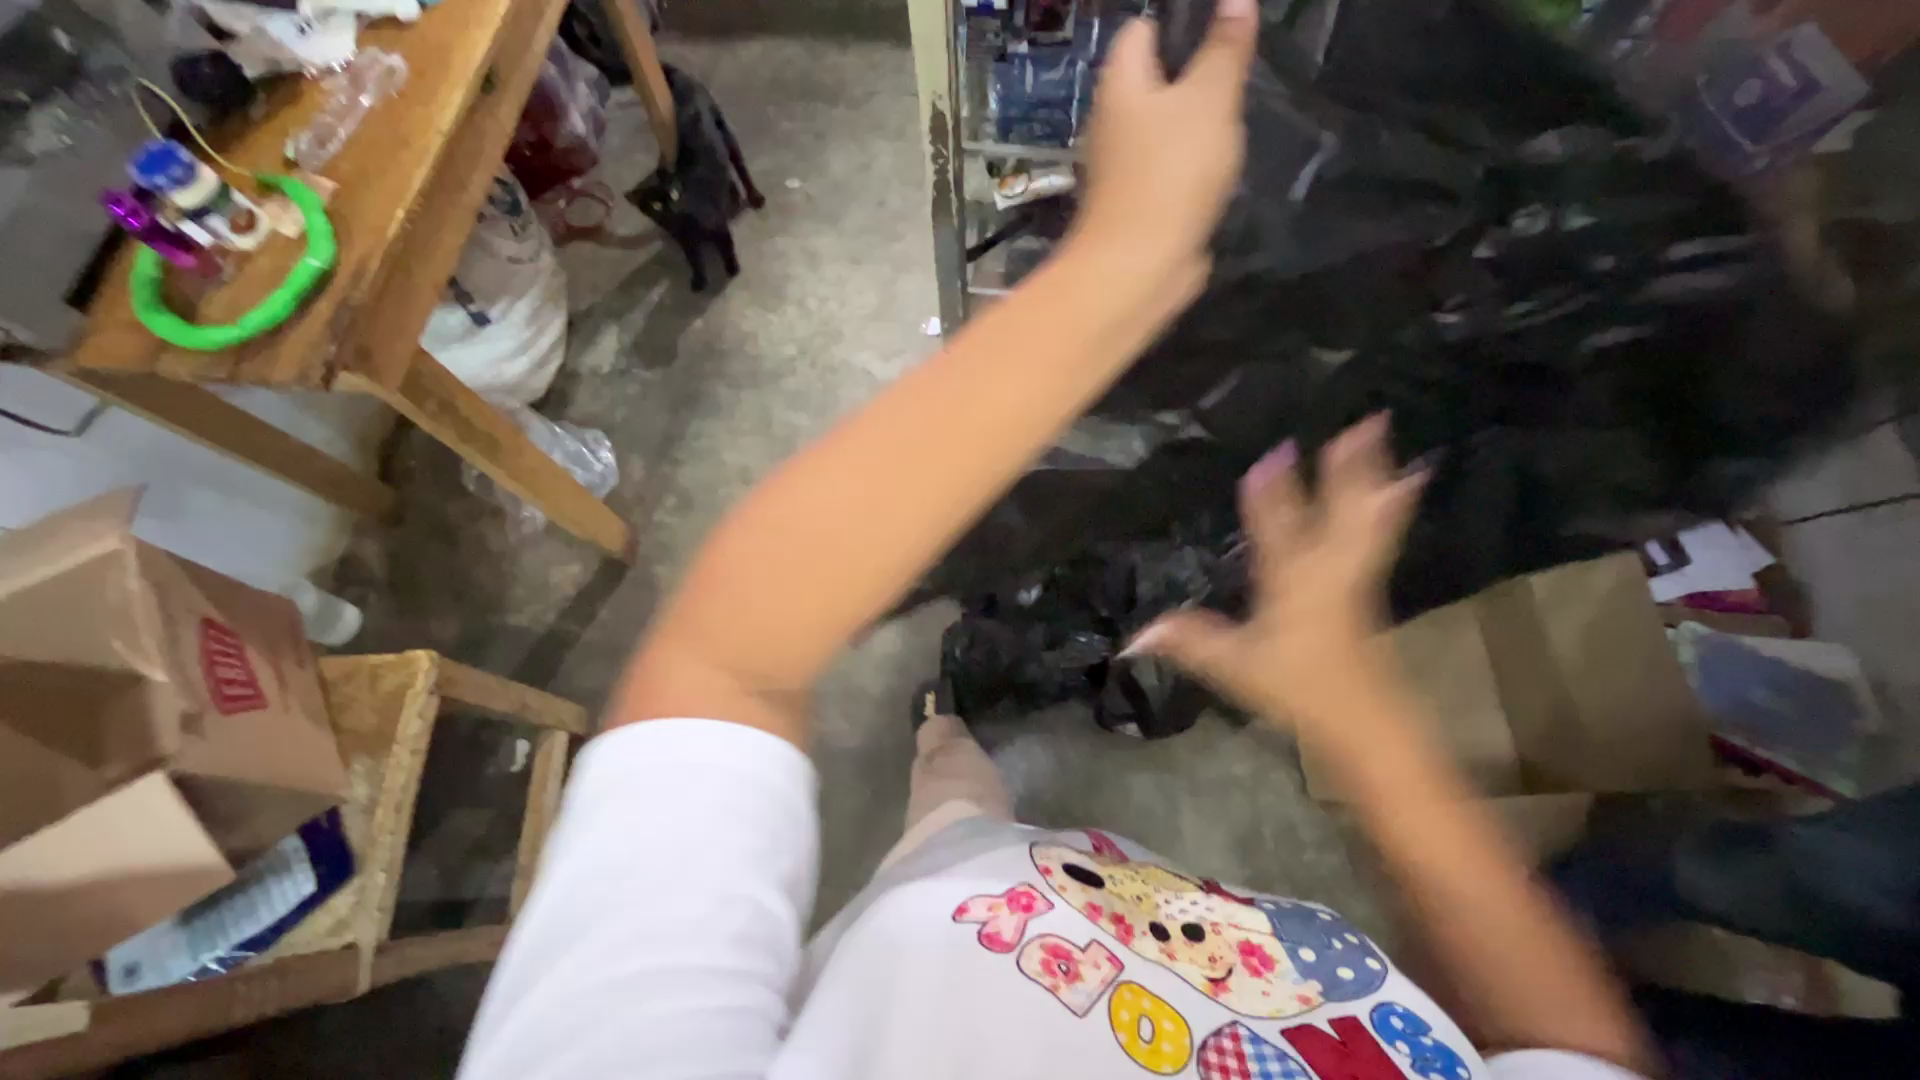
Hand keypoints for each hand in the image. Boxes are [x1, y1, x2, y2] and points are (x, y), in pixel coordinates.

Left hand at [1069, 0, 1257, 295]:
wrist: (1137, 268)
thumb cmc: (1171, 174)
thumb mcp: (1210, 99)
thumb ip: (1224, 48)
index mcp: (1119, 85)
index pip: (1139, 31)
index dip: (1177, 23)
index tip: (1220, 31)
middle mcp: (1110, 123)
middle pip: (1151, 83)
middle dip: (1192, 77)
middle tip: (1237, 78)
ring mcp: (1119, 169)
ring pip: (1160, 131)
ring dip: (1193, 127)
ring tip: (1234, 125)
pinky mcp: (1134, 207)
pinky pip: (1164, 172)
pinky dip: (1188, 169)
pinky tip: (1216, 174)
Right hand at [1124, 415, 1426, 733]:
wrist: (1364, 718)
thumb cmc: (1297, 688)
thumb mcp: (1235, 667)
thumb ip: (1189, 643)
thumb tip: (1134, 636)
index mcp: (1291, 584)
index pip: (1278, 529)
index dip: (1273, 493)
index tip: (1273, 454)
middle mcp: (1327, 571)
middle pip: (1340, 511)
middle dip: (1350, 467)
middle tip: (1366, 421)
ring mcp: (1355, 577)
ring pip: (1368, 517)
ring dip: (1375, 475)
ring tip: (1383, 435)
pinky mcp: (1369, 587)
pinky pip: (1381, 534)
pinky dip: (1389, 506)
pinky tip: (1399, 488)